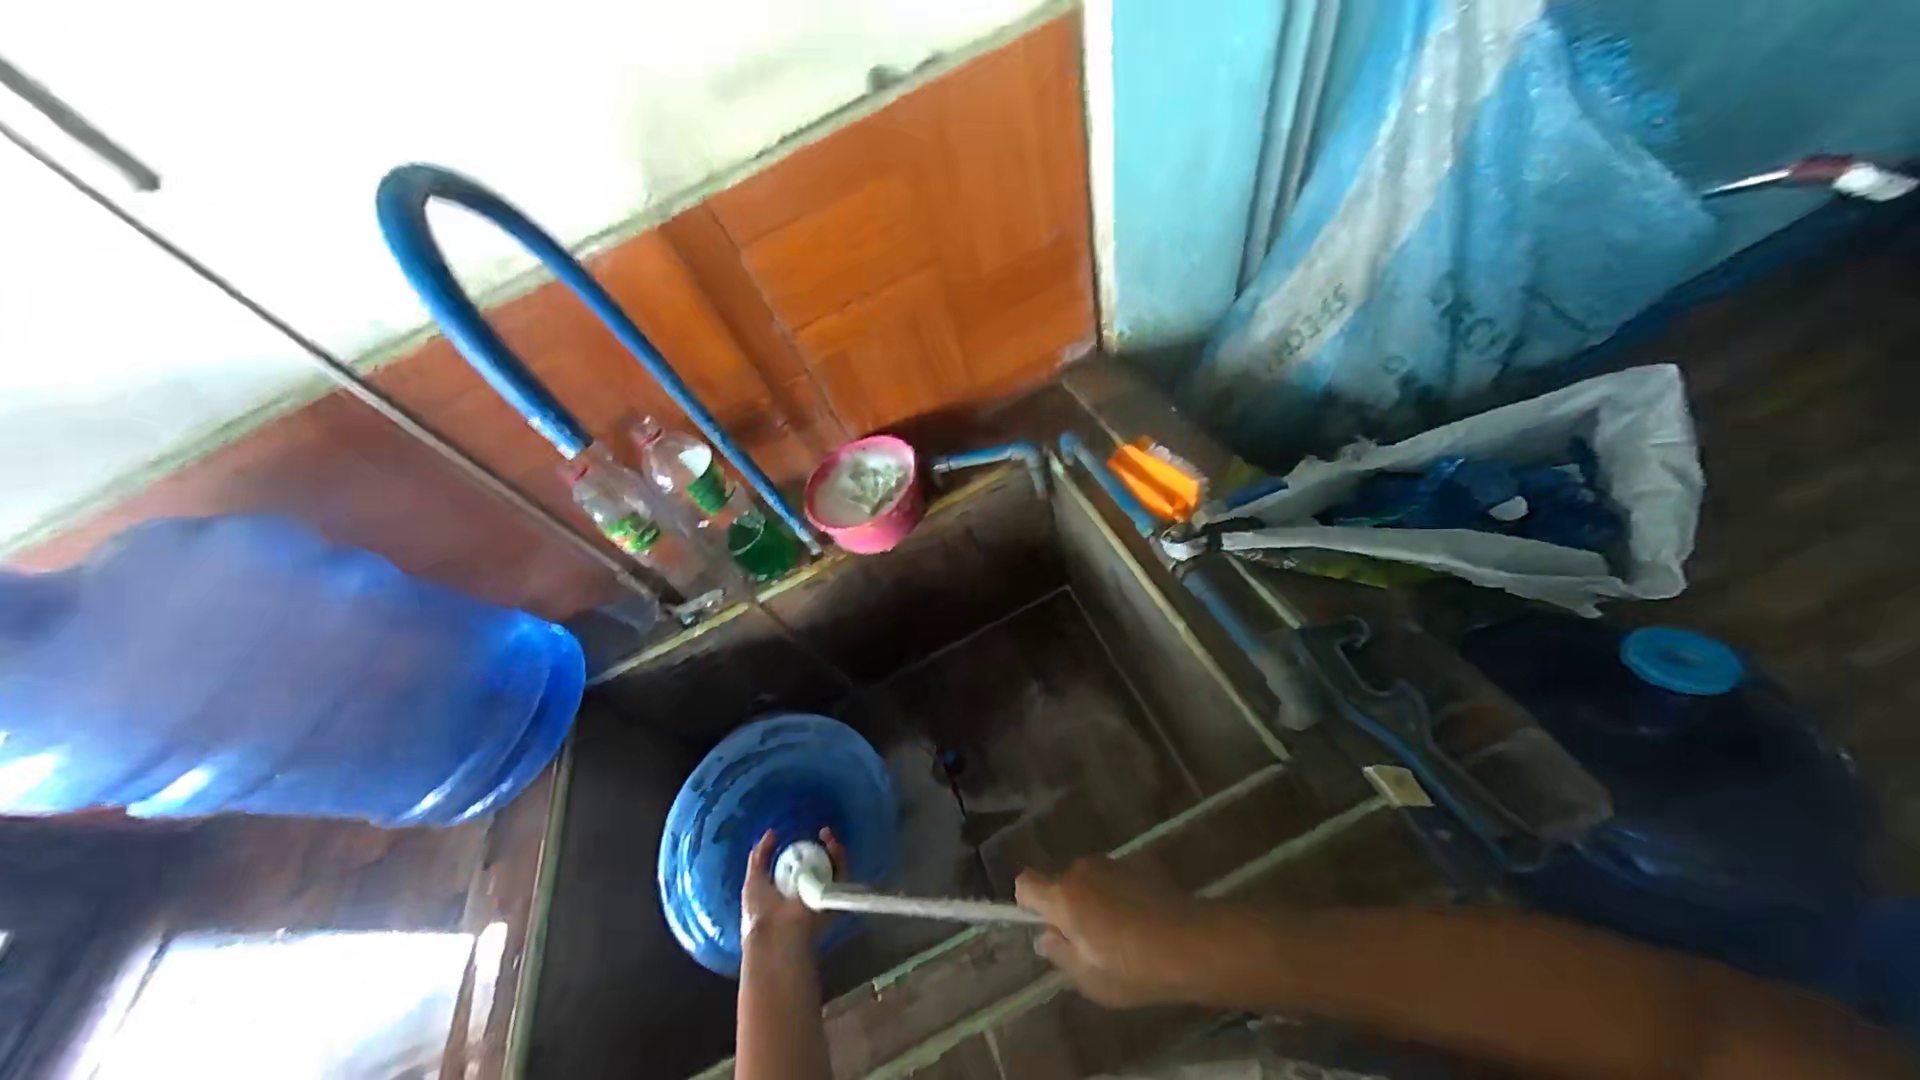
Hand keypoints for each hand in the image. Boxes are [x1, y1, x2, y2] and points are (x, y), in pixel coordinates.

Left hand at [742, 828, 846, 951]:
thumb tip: (771, 832)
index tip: (803, 835)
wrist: (776, 934)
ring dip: (833, 849)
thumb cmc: (760, 912)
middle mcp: (807, 891)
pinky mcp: (834, 898)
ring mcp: (822, 894)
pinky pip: (841, 875)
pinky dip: (840, 859)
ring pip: (834, 867)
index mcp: (788, 889)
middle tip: (822, 832)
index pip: (801, 865)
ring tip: (827, 836)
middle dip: (823, 846)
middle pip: (821, 863)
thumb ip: (759, 856)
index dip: (804, 848)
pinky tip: (834, 846)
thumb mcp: (753, 881)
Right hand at [1015, 856, 1218, 1007]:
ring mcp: (1108, 864)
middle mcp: (1080, 870)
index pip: (1025, 882)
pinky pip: (1107, 880)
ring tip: (1116, 936)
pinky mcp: (1133, 866)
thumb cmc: (1135, 968)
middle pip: (1057, 883)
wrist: (1193, 943)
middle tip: (1086, 942)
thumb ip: (1060, 954)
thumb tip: (1045, 936)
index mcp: (1064, 896)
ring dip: (1090, 902)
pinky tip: (1135, 924)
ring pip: (1084, 882)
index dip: (1027, 903)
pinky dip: (1112, 897)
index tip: (1047, 927)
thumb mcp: (1090, 979)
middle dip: (1064, 908)